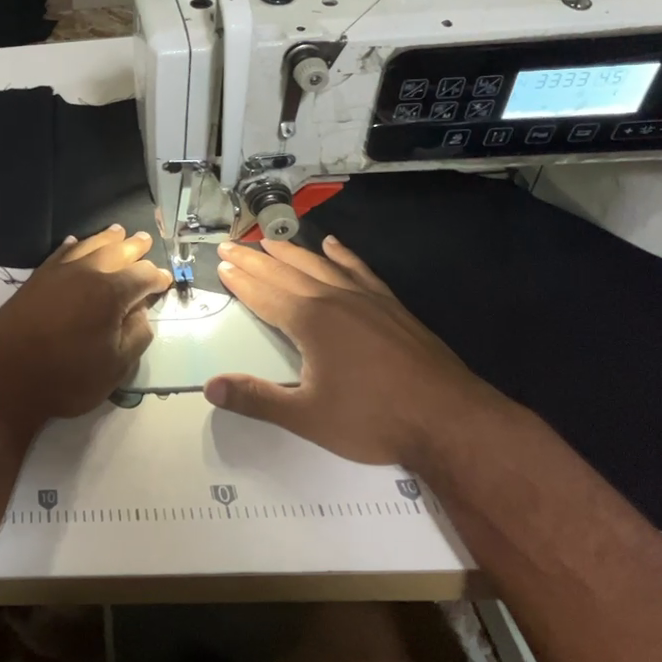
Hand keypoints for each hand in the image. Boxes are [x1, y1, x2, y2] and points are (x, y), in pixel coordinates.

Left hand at [0, 226, 171, 432]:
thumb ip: (136, 335)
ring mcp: (57, 273)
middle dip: (134, 247)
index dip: (157, 278)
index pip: (142, 276)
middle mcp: (85, 273)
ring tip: (118, 232)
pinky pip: (60, 253)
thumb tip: (141, 311)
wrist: (5, 378)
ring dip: (106, 239)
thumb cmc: (67, 378)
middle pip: (116, 252)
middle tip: (145, 240)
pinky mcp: (35, 279)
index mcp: (110, 293)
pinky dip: (73, 245)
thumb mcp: (116, 367)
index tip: (165, 280)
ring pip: (87, 246)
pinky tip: (76, 242)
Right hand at [203, 235, 508, 467]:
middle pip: (285, 272)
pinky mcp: (392, 307)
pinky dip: (343, 256)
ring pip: (319, 265)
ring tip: (269, 240)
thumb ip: (256, 399)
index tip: (221, 265)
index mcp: (310, 322)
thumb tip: (210, 388)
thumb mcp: (307, 417)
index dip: (240, 280)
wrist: (451, 420)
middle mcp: (334, 300)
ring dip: (291, 251)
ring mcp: (366, 300)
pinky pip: (360, 271)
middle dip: (255, 259)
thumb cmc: (375, 420)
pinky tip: (333, 245)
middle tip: (231, 245)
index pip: (264, 294)